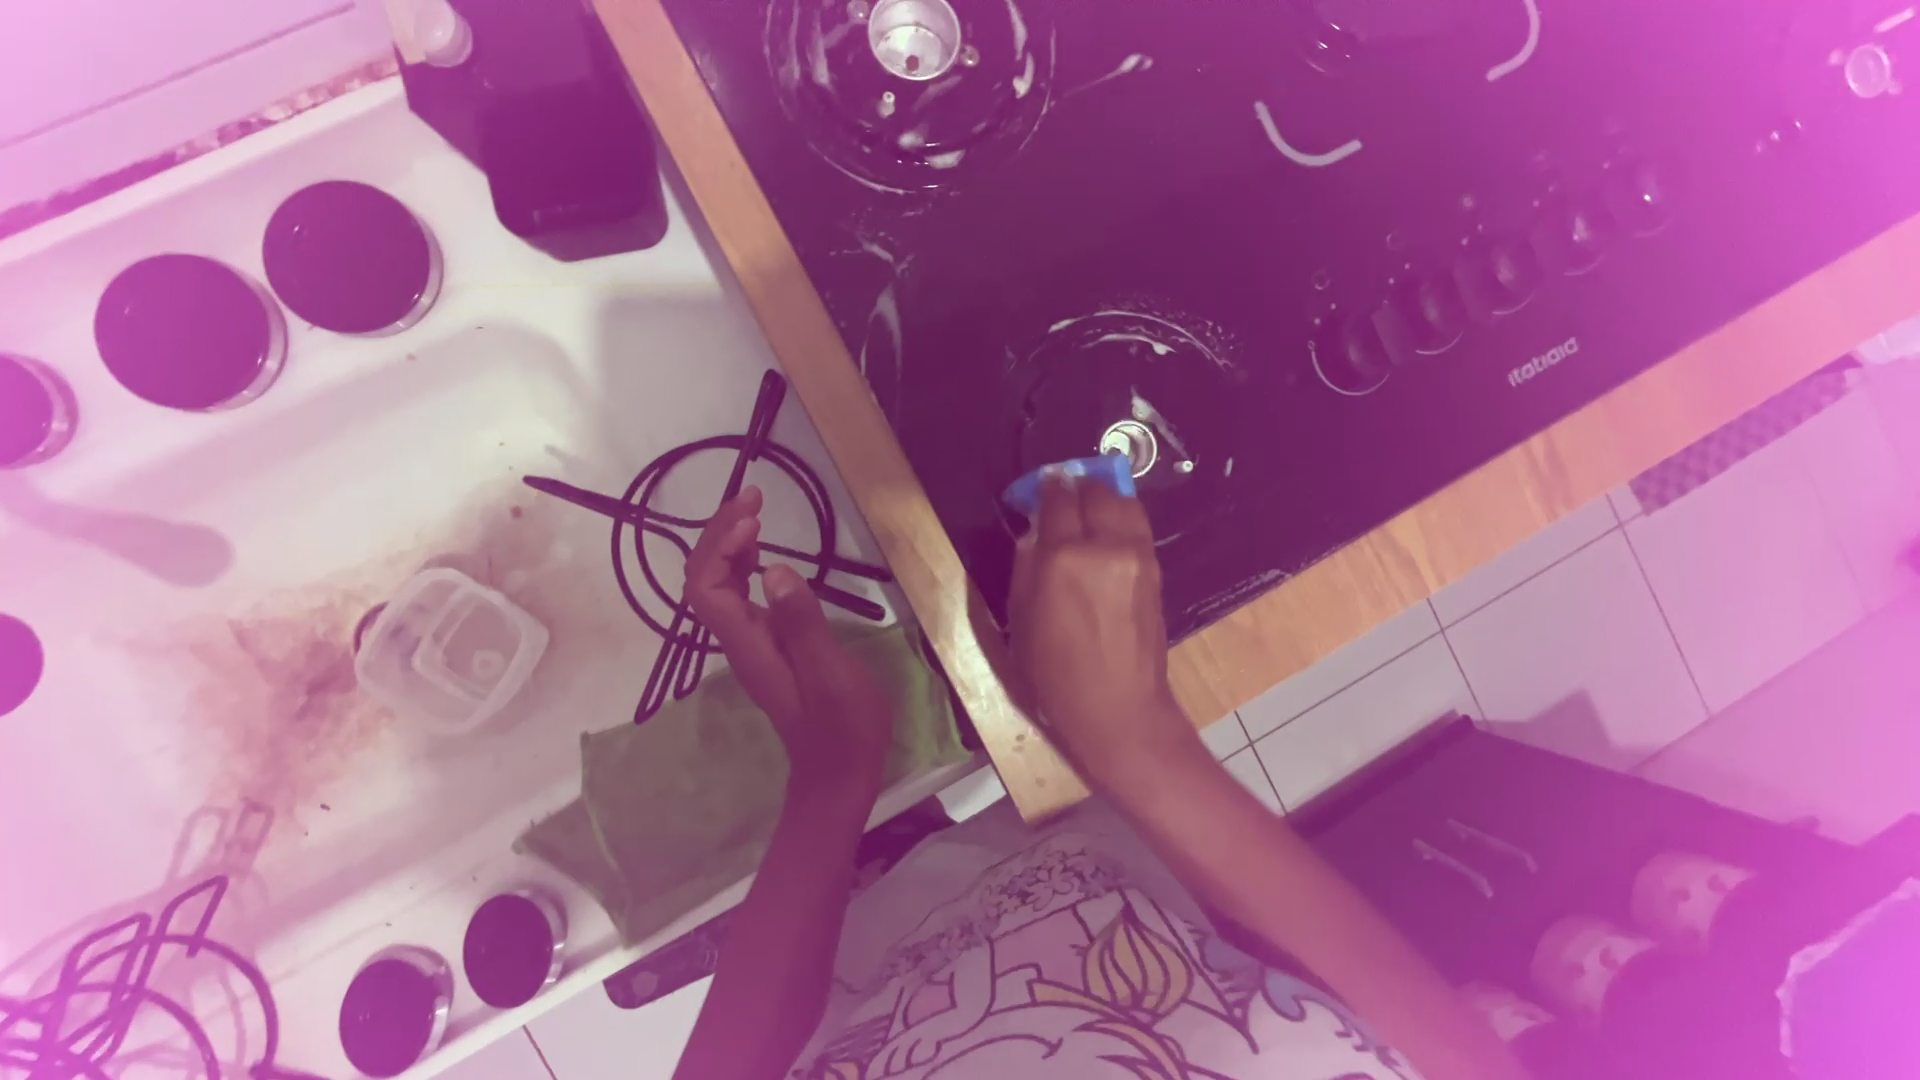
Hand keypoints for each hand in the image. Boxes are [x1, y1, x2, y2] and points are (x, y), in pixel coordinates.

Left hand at [685, 488, 894, 791]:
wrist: (838, 771)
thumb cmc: (841, 725)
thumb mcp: (830, 673)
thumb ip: (803, 624)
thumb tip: (776, 570)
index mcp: (748, 645)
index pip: (706, 588)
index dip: (719, 548)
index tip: (754, 518)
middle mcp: (740, 641)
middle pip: (705, 581)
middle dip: (720, 535)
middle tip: (753, 496)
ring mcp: (752, 644)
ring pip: (720, 587)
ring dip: (729, 546)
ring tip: (754, 511)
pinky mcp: (768, 647)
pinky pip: (740, 597)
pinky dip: (745, 566)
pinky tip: (762, 552)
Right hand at [1007, 477, 1200, 785]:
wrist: (1117, 709)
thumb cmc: (1054, 674)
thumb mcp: (1020, 619)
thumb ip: (1026, 566)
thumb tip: (1035, 532)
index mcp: (1062, 557)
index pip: (1057, 500)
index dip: (1047, 488)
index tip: (1041, 486)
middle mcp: (1104, 546)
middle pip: (1096, 492)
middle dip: (1078, 487)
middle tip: (1065, 494)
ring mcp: (1136, 556)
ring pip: (1124, 502)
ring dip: (1105, 496)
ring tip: (1091, 504)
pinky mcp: (1154, 570)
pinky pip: (1138, 527)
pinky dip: (1123, 517)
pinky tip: (1110, 528)